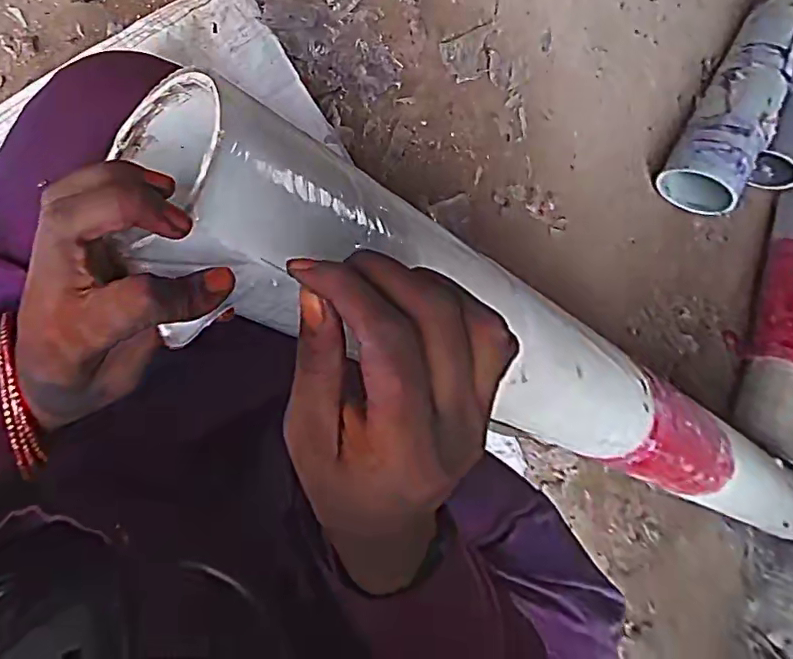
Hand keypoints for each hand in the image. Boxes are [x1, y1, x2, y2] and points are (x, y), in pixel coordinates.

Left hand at [15, 161, 234, 430]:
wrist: (31, 373)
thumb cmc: (78, 373)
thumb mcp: (126, 370)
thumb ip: (169, 322)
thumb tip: (218, 283)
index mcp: (75, 324)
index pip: (133, 298)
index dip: (181, 291)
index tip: (217, 283)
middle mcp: (53, 275)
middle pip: (87, 215)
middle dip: (141, 208)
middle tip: (183, 227)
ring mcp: (46, 243)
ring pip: (79, 188)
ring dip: (128, 180)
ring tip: (165, 192)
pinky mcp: (54, 226)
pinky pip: (78, 184)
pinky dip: (113, 174)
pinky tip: (142, 184)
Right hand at [284, 253, 516, 593]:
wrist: (385, 524)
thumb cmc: (338, 483)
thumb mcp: (304, 432)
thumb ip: (313, 362)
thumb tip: (317, 296)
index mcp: (405, 447)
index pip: (390, 346)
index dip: (348, 292)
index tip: (308, 272)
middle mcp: (458, 427)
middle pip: (437, 320)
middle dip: (379, 274)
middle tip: (334, 269)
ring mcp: (482, 410)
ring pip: (472, 318)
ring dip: (416, 280)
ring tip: (368, 278)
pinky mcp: (488, 395)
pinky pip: (488, 329)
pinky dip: (448, 296)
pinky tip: (408, 294)